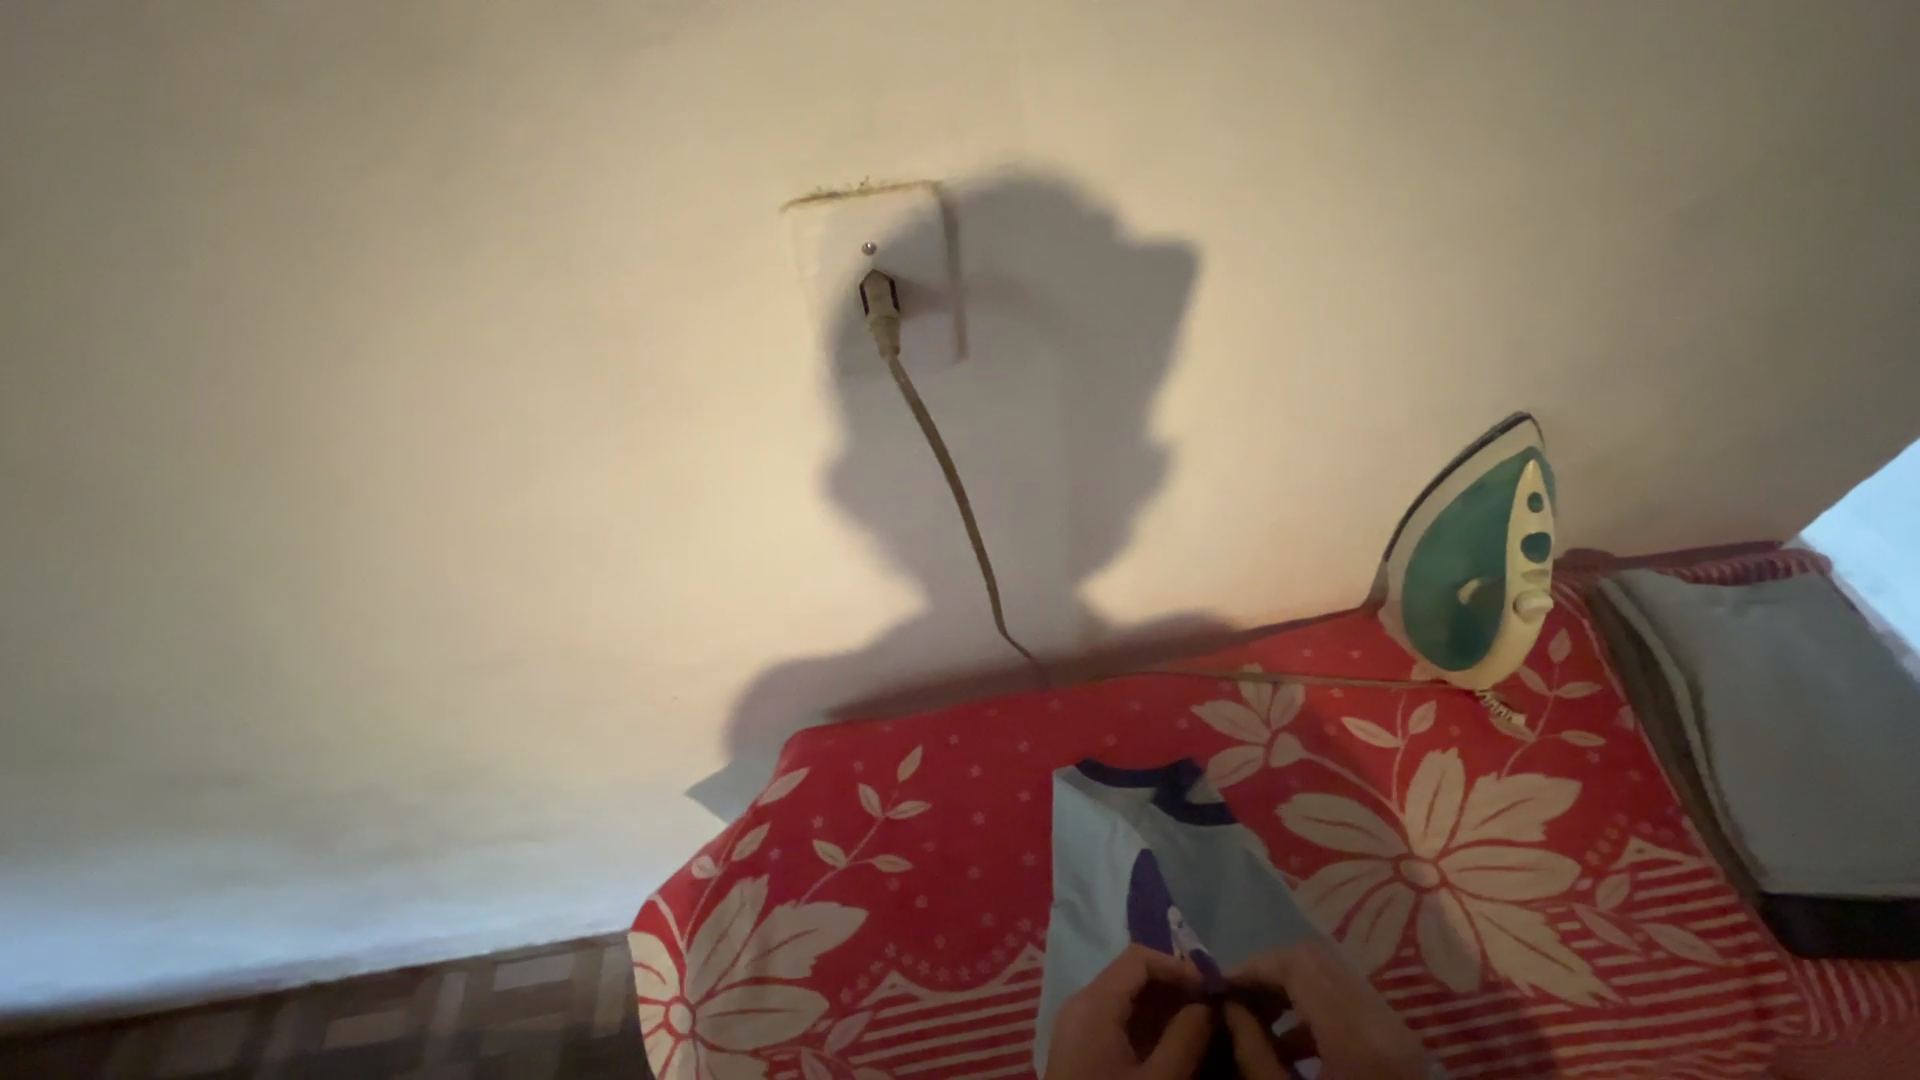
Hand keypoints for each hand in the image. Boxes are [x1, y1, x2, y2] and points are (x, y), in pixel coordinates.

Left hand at [1045, 945, 1213, 1079]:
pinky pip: (1116, 1020)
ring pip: (1125, 998)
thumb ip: (1186, 1038)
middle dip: (1174, 989)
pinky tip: (1176, 1046)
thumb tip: (1207, 1005)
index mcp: (1094, 1002)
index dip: (1179, 967)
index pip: (1139, 959)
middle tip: (1214, 1010)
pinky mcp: (1080, 1048)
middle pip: (1131, 976)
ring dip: (1163, 1008)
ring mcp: (1077, 1025)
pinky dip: (1147, 1026)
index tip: (1214, 990)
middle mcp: (1081, 1003)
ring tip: (1203, 1028)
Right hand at [1226, 940, 1433, 1079]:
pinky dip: (1314, 1008)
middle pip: (1316, 961)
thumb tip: (1227, 1007)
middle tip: (1236, 999)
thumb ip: (1253, 1051)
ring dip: (1290, 987)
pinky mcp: (1401, 1048)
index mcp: (1356, 1039)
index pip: (1297, 964)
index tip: (1220, 988)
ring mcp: (1398, 1033)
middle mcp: (1383, 1022)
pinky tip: (1290, 1045)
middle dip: (1269, 972)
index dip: (1253, 966)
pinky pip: (1350, 1003)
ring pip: (1333, 977)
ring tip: (1257, 1021)